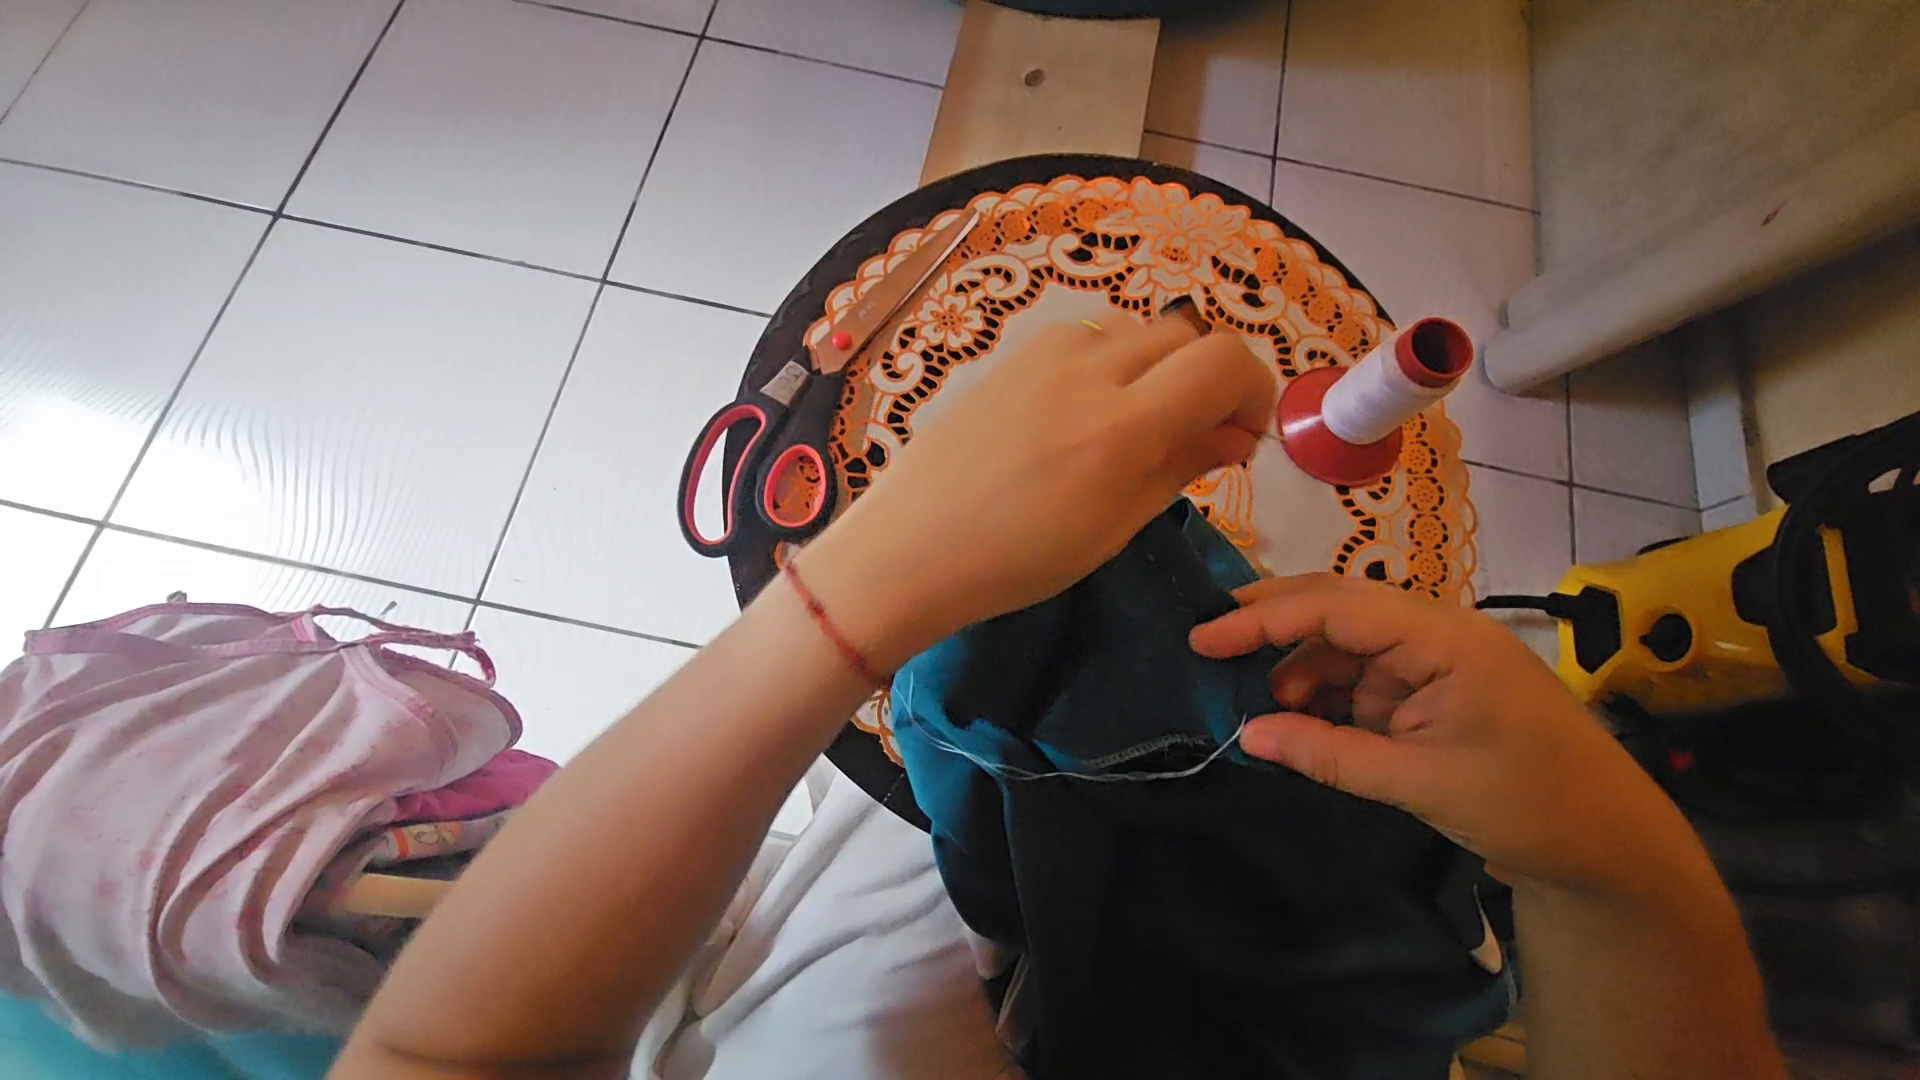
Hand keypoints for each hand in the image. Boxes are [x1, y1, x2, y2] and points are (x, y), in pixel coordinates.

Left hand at [803, 316, 1274, 669]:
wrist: (908, 548)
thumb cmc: (1014, 561)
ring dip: (1157, 371)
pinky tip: (1082, 417)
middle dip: (1208, 380)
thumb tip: (1233, 434)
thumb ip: (1180, 468)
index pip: (1223, 361)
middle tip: (1198, 437)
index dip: (1254, 390)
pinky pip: (1083, 342)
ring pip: (1133, 334)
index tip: (1244, 434)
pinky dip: (1109, 368)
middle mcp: (1086, 368)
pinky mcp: (1009, 357)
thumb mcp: (1112, 528)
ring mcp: (1041, 355)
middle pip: (1184, 336)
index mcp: (1121, 425)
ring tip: (1136, 429)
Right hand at [1189, 574, 1715, 897]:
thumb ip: (1328, 754)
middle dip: (1269, 621)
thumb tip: (1245, 734)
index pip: (1333, 606)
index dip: (1261, 619)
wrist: (1614, 850)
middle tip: (1208, 641)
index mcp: (1442, 637)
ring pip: (1339, 640)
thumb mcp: (1421, 782)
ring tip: (1258, 704)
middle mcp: (1432, 632)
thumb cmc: (1531, 806)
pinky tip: (1295, 717)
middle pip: (1333, 604)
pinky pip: (1356, 674)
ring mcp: (1428, 658)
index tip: (1202, 638)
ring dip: (1294, 666)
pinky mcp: (1425, 686)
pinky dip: (1319, 692)